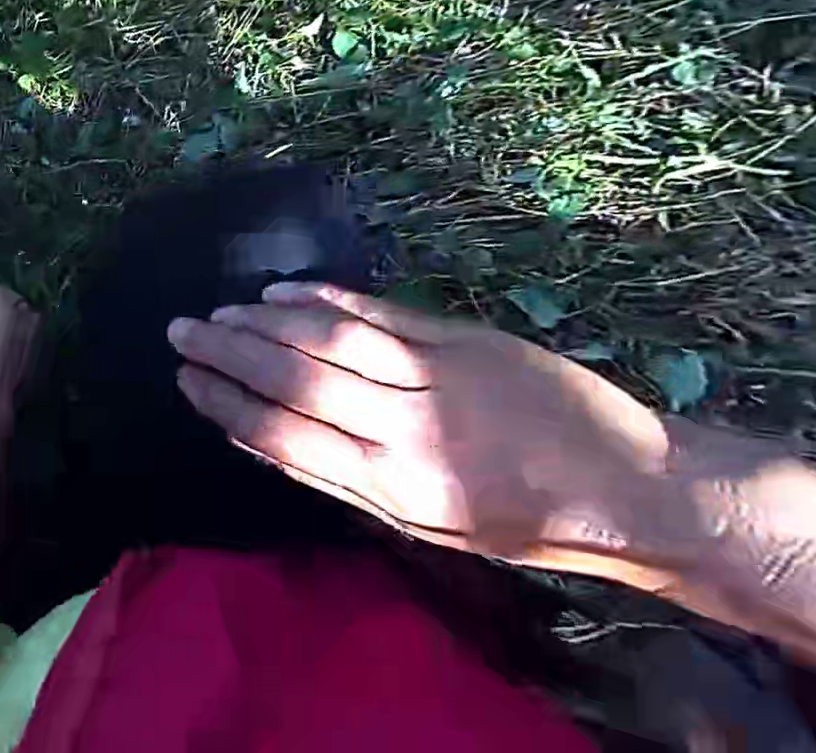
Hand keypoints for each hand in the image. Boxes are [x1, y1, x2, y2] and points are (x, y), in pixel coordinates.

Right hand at [167, 282, 691, 586]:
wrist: (635, 488)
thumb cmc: (514, 519)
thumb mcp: (418, 523)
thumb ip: (332, 472)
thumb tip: (251, 427)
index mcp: (394, 487)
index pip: (281, 435)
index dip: (223, 401)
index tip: (184, 378)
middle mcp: (407, 429)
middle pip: (293, 377)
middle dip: (225, 351)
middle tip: (180, 330)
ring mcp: (435, 375)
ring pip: (326, 338)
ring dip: (261, 321)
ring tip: (218, 312)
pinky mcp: (460, 338)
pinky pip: (374, 312)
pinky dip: (318, 299)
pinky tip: (278, 293)